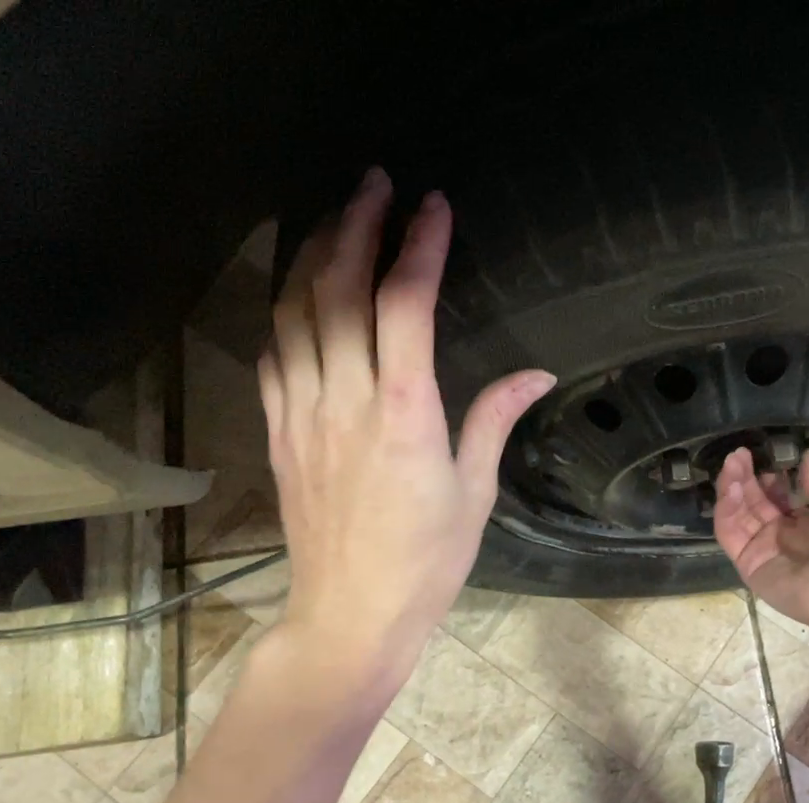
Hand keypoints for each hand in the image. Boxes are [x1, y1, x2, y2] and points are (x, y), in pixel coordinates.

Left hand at [259, 167, 554, 669]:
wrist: (350, 613)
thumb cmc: (426, 561)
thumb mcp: (475, 493)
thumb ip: (495, 419)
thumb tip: (537, 373)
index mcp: (405, 415)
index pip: (406, 306)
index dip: (419, 247)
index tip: (434, 206)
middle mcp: (345, 401)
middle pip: (336, 289)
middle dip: (355, 225)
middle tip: (374, 184)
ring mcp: (301, 413)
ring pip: (293, 311)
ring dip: (313, 254)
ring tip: (335, 218)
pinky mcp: (277, 431)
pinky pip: (272, 352)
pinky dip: (285, 308)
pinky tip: (300, 292)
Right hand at [712, 447, 808, 634]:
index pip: (780, 497)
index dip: (771, 478)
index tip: (767, 457)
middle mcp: (784, 536)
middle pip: (756, 503)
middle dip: (746, 478)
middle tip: (740, 454)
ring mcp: (764, 551)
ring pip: (739, 515)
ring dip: (732, 488)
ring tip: (732, 463)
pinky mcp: (748, 564)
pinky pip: (731, 535)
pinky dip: (727, 510)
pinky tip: (732, 488)